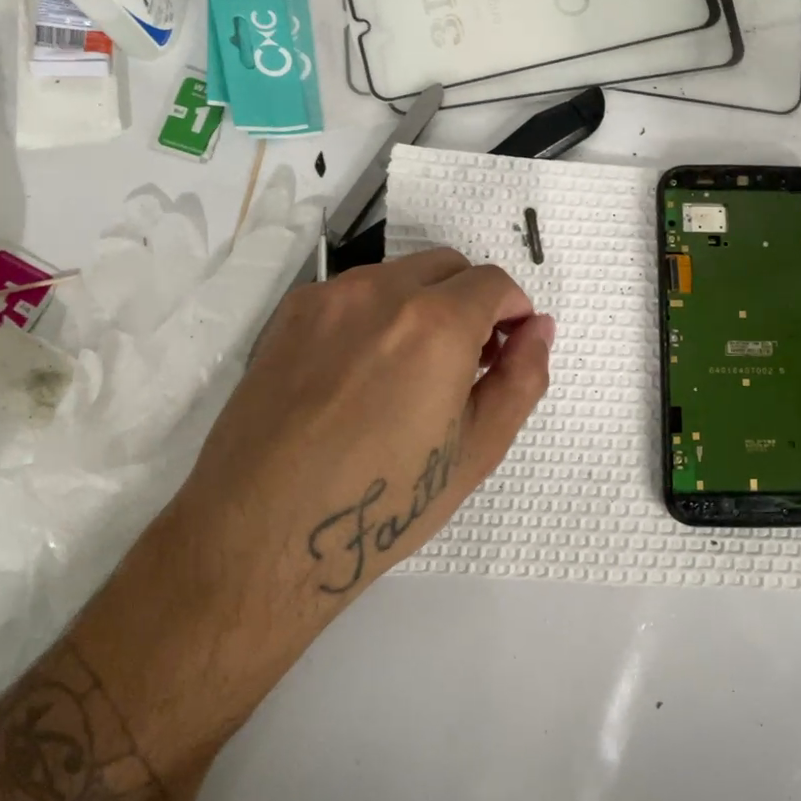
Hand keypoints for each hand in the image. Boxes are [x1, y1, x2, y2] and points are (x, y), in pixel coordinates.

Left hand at [0, 248, 553, 800]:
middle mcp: (379, 291)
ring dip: (422, 306)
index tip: (507, 351)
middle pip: (446, 267)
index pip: (494, 282)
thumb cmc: (384, 503)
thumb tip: (539, 329)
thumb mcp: (477, 451)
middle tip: (466, 364)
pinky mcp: (287, 316)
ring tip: (410, 375)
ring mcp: (326, 299)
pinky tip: (361, 377)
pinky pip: (351, 295)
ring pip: (396, 277)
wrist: (262, 534)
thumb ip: (521, 379)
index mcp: (436, 322)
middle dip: (470, 302)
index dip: (512, 313)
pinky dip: (374, 316)